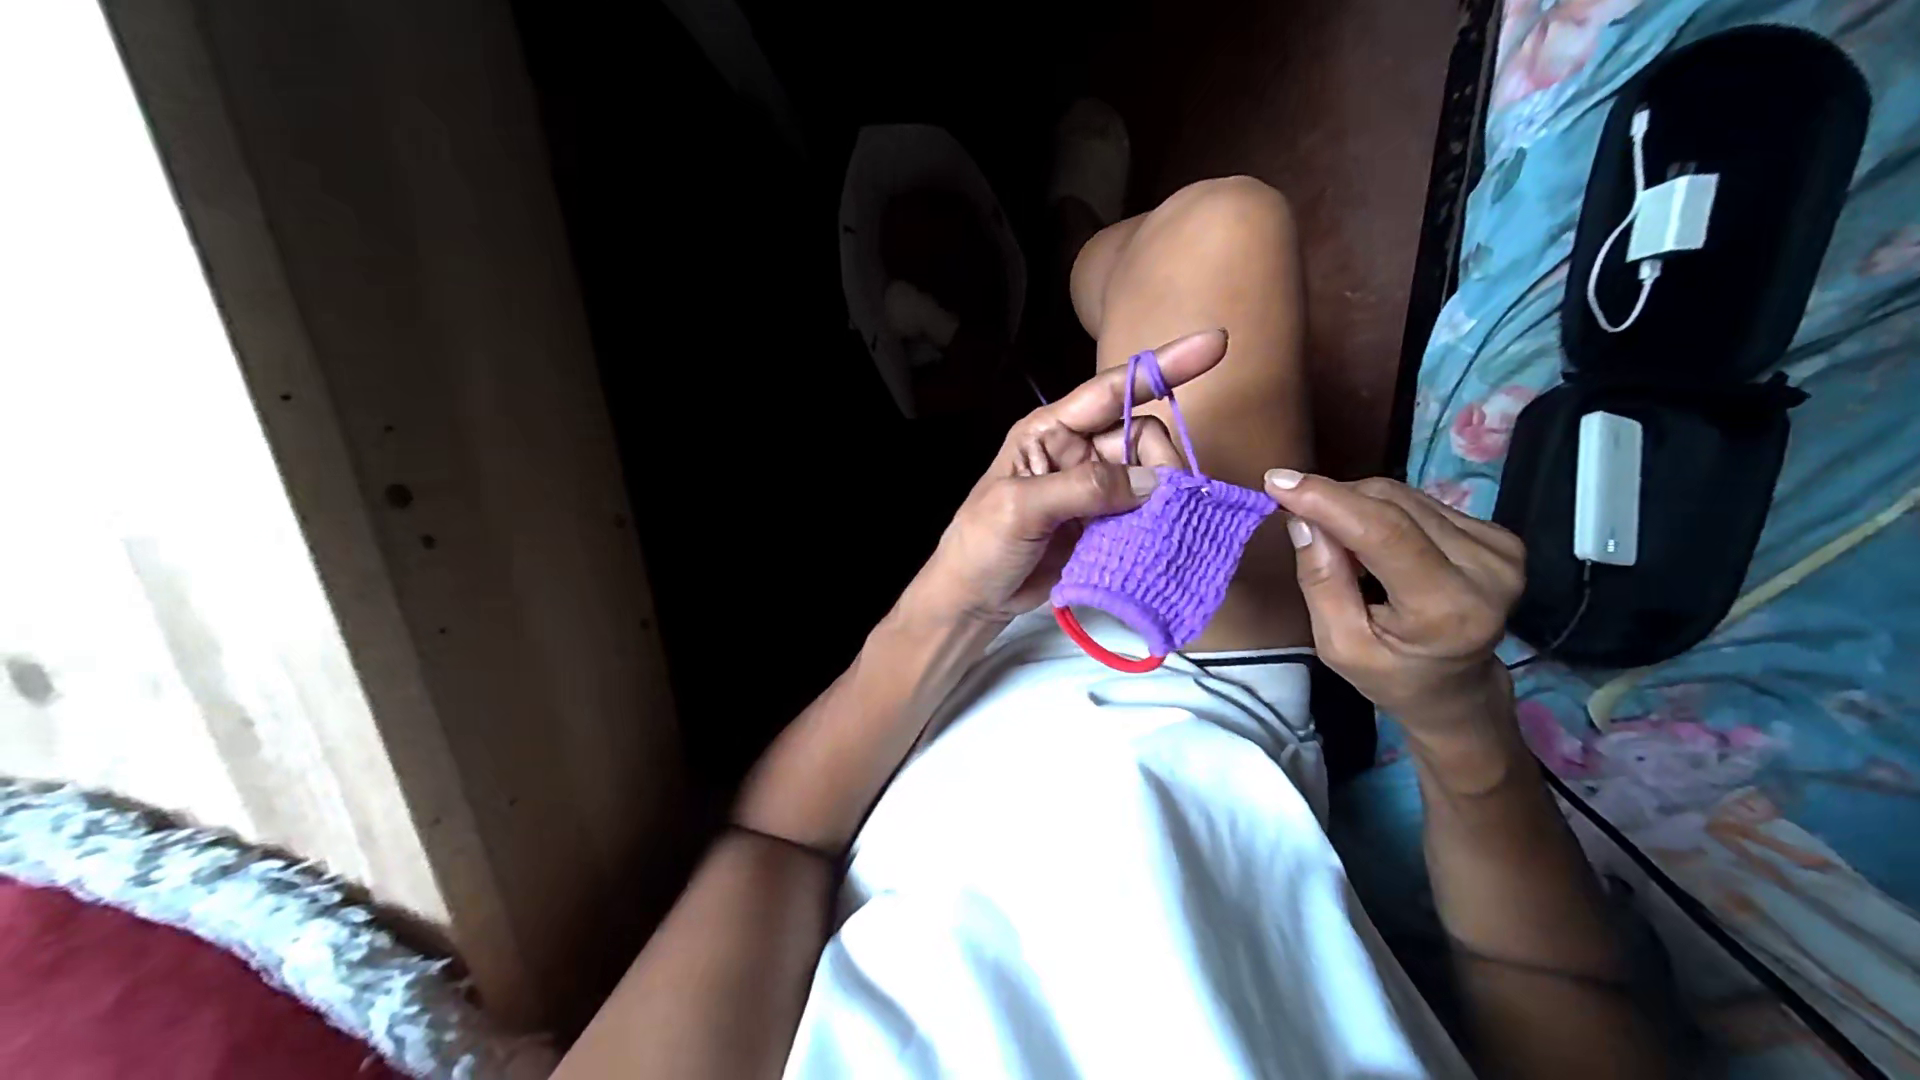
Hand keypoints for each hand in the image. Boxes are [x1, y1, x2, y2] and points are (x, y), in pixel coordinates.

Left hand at [908, 329, 1227, 625]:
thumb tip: (1151, 483)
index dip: (1162, 367)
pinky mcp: (1102, 524)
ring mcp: (1091, 489)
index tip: (1215, 346)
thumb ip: (1082, 488)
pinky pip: (1143, 512)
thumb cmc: (980, 544)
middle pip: (1140, 437)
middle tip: (1170, 500)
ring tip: (1168, 523)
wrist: (973, 598)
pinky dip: (1158, 521)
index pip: (1110, 391)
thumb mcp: (1020, 508)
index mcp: (1049, 432)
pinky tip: (1164, 536)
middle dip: (1163, 462)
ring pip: (1148, 477)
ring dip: (1164, 495)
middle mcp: (1075, 452)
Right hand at [1263, 473, 1526, 769]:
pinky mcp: (1497, 536)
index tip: (1277, 481)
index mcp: (1446, 608)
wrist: (1458, 689)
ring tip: (1335, 536)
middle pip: (1391, 505)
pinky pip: (1419, 502)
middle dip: (1334, 500)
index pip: (1383, 533)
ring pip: (1404, 496)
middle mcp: (1485, 569)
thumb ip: (1322, 583)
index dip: (1328, 500)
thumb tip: (1301, 520)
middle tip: (1295, 514)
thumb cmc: (1391, 675)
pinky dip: (1379, 511)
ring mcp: (1498, 548)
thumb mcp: (1339, 645)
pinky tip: (1369, 539)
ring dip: (1354, 504)